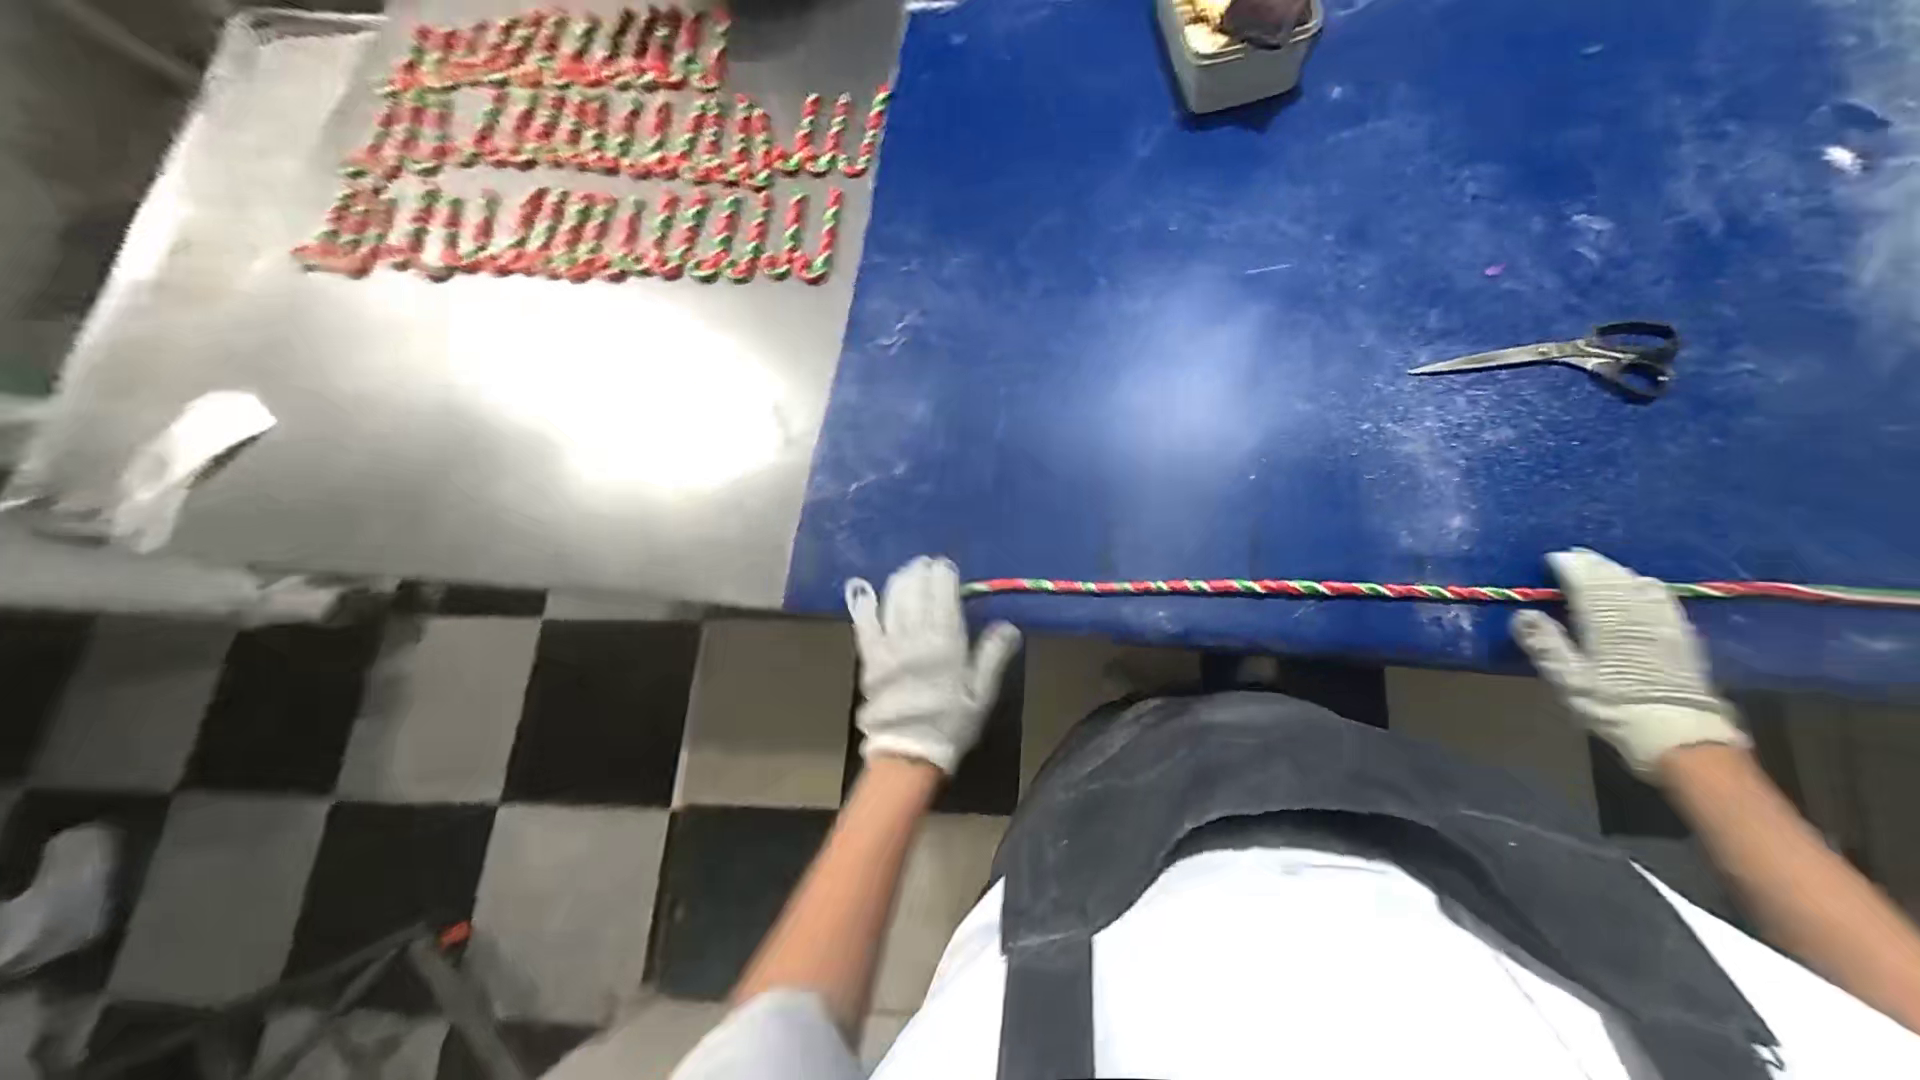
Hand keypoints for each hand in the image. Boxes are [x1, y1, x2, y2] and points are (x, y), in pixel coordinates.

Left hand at [845, 557, 1021, 774]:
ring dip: (899, 582)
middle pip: (915, 591)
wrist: (910, 750)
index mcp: (947, 640)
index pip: (943, 593)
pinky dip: (864, 604)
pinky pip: (864, 624)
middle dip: (920, 573)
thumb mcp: (982, 692)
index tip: (945, 566)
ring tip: (905, 573)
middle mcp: (916, 634)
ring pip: (892, 600)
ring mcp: (889, 643)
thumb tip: (1007, 625)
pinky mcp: (869, 657)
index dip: (943, 574)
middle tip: (924, 565)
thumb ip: (993, 655)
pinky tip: (864, 590)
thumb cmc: (952, 722)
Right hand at [1510, 548, 1747, 776]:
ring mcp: (1663, 625)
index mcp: (1604, 623)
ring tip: (1604, 568)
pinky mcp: (1681, 637)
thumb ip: (1545, 643)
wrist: (1677, 734)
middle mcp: (1635, 616)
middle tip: (1574, 556)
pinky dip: (1648, 587)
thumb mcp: (1567, 679)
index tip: (1552, 559)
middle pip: (1614, 580)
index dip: (1569, 567)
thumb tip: (1523, 613)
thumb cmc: (1612, 705)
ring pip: (1640, 586)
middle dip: (1593, 564)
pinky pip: (1664, 601)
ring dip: (1619, 572)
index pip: (1586, 583)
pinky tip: (1644, 587)